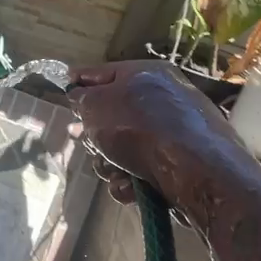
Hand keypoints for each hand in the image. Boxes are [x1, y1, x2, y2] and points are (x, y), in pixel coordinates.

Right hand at [68, 61, 254, 223]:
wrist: (197, 173)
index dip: (78, 84)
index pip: (101, 73)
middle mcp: (167, 100)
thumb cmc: (139, 128)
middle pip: (113, 116)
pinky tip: (130, 186)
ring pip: (124, 148)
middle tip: (86, 142)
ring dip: (109, 163)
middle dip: (95, 135)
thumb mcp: (95, 104)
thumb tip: (82, 96)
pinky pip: (143, 170)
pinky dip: (130, 180)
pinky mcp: (185, 166)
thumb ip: (81, 97)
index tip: (64, 95)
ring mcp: (179, 135)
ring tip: (114, 171)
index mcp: (148, 75)